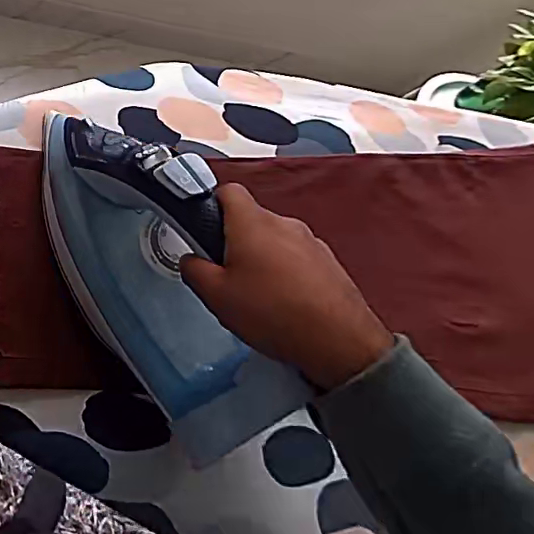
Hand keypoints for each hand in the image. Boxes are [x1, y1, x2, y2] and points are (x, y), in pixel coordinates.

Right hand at [179, 184, 393, 390]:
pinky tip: (283, 303)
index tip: (204, 227)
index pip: (228, 191)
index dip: (211, 203)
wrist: (341, 343)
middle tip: (226, 274)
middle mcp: (283, 223)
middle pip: (250, 219)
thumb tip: (192, 260)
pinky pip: (297, 257)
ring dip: (262, 258)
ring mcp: (310, 241)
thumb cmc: (273, 313)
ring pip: (274, 239)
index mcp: (251, 223)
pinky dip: (286, 272)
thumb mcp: (215, 295)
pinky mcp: (329, 262)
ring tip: (257, 294)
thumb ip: (194, 269)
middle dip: (235, 240)